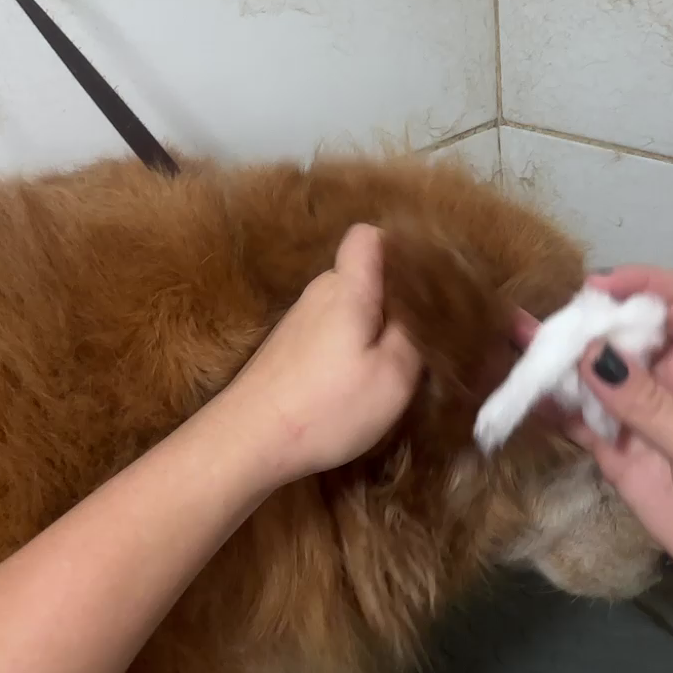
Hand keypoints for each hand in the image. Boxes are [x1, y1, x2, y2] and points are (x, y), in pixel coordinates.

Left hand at [208, 224, 424, 487]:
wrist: (248, 437)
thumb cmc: (328, 405)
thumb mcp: (392, 376)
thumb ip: (413, 332)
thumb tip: (423, 305)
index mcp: (346, 287)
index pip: (368, 235)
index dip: (398, 247)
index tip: (423, 281)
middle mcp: (319, 291)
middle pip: (362, 274)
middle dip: (392, 299)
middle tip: (419, 337)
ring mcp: (299, 317)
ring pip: (347, 305)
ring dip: (371, 328)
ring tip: (390, 367)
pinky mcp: (288, 344)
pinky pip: (330, 327)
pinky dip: (348, 346)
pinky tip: (353, 383)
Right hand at [536, 266, 672, 609]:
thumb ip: (652, 406)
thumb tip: (591, 354)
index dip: (638, 285)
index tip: (592, 289)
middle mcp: (672, 380)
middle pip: (621, 333)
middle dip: (579, 325)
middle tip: (534, 327)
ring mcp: (641, 415)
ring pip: (591, 374)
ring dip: (553, 362)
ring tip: (508, 346)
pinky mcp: (618, 450)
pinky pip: (577, 418)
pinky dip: (549, 407)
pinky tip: (519, 396)